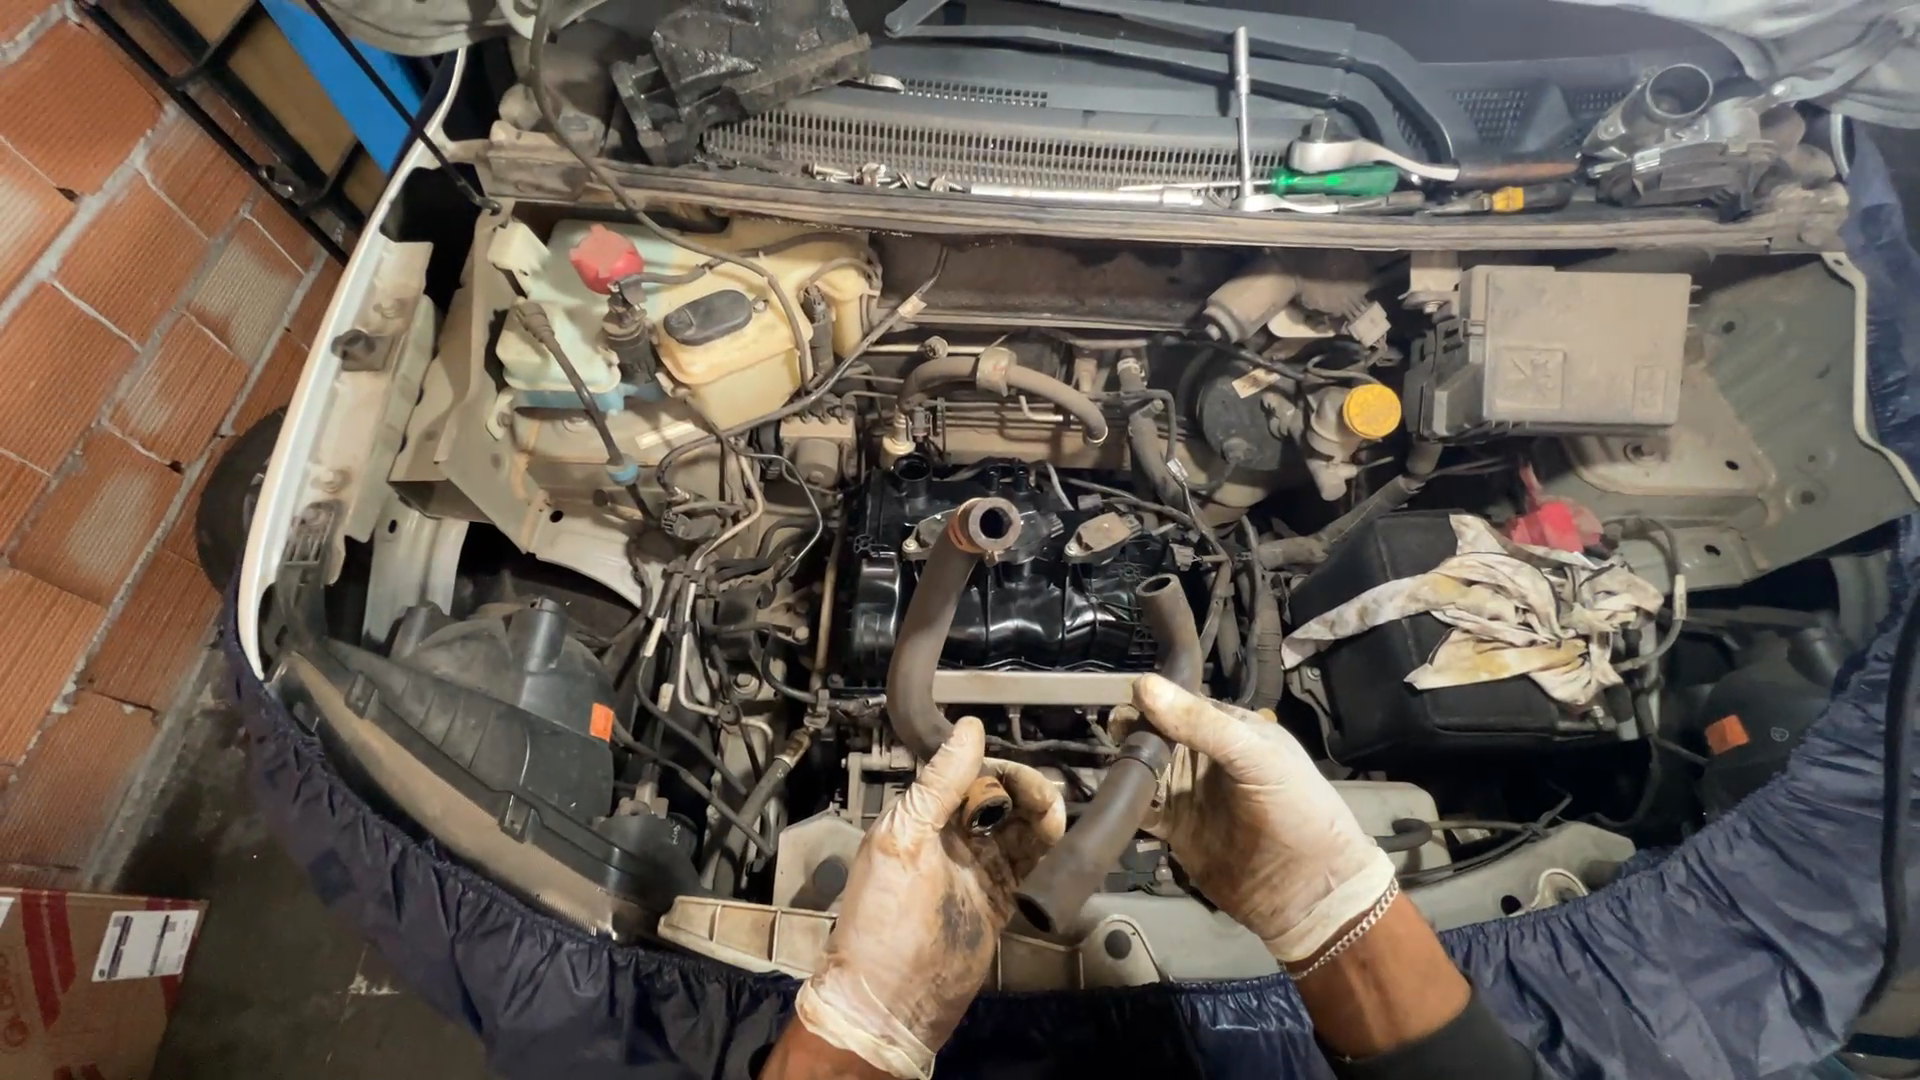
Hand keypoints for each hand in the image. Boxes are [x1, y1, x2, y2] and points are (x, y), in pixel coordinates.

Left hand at [793, 717, 1064, 1077]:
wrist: (890, 1004)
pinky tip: (1055, 841)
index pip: (967, 775)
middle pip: (997, 799)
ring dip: (1038, 817)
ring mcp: (974, 870)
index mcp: (920, 817)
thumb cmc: (884, 921)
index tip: (1020, 776)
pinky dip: (1043, 850)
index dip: (997, 770)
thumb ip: (938, 784)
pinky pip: (1026, 864)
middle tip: (1044, 798)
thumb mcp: (905, 839)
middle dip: (1023, 791)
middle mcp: (949, 838)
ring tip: (1053, 818)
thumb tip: (969, 729)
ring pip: (1016, 828)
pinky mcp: (996, 900)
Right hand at [1131, 673, 1394, 963]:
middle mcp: (1203, 756)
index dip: (1153, 698)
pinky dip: (1124, 802)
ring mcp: (1187, 792)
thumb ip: (1201, 723)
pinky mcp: (1174, 828)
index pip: (1180, 702)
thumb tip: (1142, 684)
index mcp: (1228, 728)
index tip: (1126, 698)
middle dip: (1132, 729)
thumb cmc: (1298, 812)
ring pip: (1144, 768)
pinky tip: (1112, 796)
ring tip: (1108, 761)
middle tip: (1116, 733)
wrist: (1313, 896)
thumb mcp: (1257, 757)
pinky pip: (1141, 808)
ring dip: (1124, 763)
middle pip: (1155, 733)